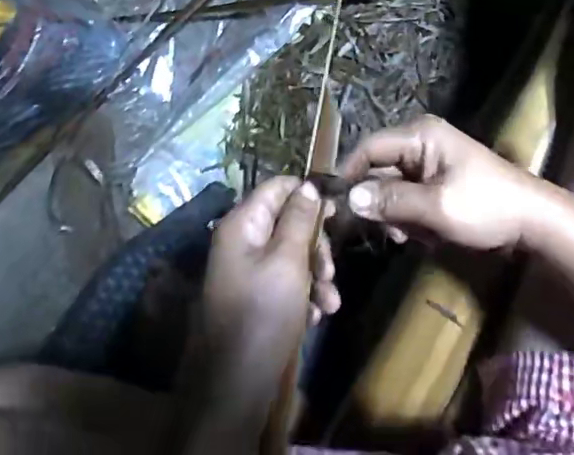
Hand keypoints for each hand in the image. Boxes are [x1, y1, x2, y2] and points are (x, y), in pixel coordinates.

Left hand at [177, 177, 337, 445]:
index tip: (338, 211)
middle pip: (288, 222)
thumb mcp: (288, 261)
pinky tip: (316, 316)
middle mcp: (242, 242)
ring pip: (291, 254)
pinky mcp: (254, 298)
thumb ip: (300, 219)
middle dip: (316, 244)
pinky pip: (285, 281)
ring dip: (316, 274)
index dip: (309, 193)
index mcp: (243, 224)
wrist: (234, 389)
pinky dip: (304, 294)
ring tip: (330, 301)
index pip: (278, 187)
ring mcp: (247, 271)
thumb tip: (308, 184)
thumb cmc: (263, 315)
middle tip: (330, 270)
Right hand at [338, 115, 556, 251]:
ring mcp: (429, 162)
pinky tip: (424, 236)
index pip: (369, 147)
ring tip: (410, 236)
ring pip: (392, 188)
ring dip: (396, 215)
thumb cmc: (486, 207)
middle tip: (382, 232)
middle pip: (378, 169)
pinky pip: (408, 197)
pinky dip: (410, 218)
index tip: (335, 208)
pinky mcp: (436, 182)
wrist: (532, 221)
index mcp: (420, 135)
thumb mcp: (437, 208)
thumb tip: (350, 197)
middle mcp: (420, 142)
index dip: (349, 175)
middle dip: (378, 203)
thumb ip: (392, 201)